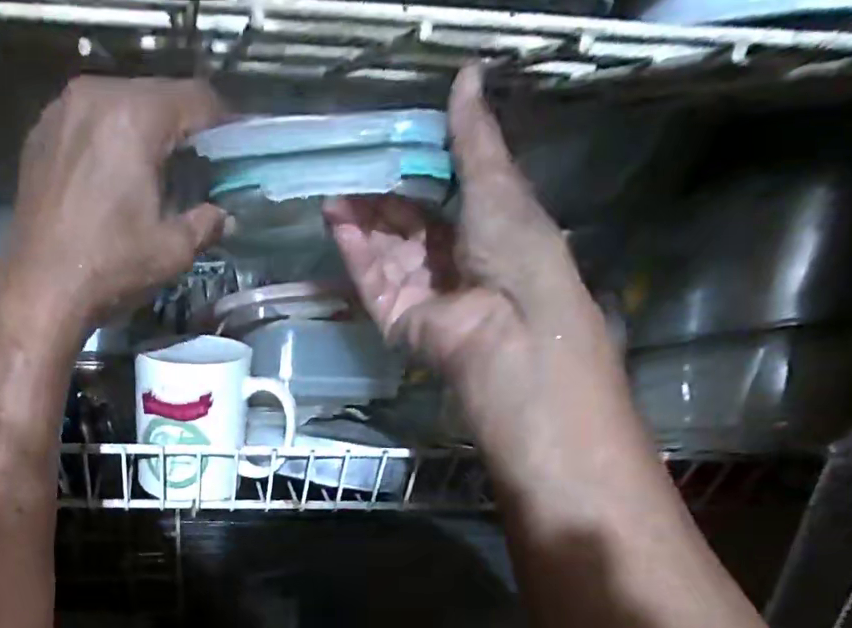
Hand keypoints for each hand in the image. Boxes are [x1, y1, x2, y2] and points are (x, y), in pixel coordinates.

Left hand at [0, 77, 228, 344]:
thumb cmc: (109, 268)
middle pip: (155, 95)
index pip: (196, 98)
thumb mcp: (171, 251)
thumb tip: (222, 218)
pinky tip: (114, 177)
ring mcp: (60, 113)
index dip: (223, 123)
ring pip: (119, 105)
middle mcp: (95, 97)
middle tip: (196, 165)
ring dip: (142, 132)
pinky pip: (87, 123)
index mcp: (134, 116)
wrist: (38, 291)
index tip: (234, 150)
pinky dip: (107, 140)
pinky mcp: (38, 137)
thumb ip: (205, 224)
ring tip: (154, 172)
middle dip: (180, 128)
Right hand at [326, 65, 633, 494]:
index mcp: (485, 228)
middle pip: (407, 223)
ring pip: (383, 249)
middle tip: (350, 162)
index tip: (388, 140)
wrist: (508, 328)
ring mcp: (420, 291)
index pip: (442, 195)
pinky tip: (335, 218)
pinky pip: (370, 277)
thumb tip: (468, 74)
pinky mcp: (394, 316)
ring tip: (334, 186)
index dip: (416, 169)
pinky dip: (353, 249)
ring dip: (360, 219)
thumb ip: (473, 138)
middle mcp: (451, 260)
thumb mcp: (499, 182)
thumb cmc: (517, 250)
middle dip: (380, 195)